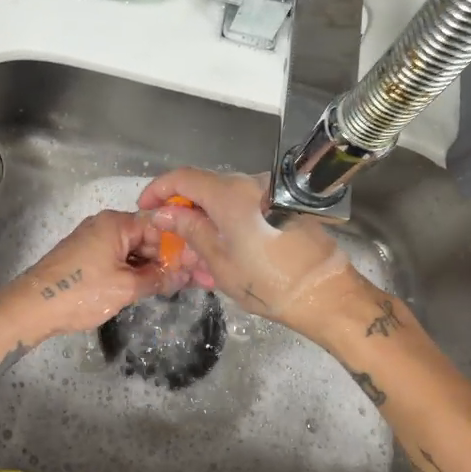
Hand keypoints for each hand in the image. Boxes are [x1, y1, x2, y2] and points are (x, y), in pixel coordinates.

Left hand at [0, 210, 190, 342]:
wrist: (32, 307)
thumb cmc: (82, 292)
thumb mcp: (126, 288)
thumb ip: (158, 279)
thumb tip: (183, 275)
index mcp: (115, 223)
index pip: (157, 226)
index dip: (176, 246)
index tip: (192, 266)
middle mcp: (103, 224)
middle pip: (143, 236)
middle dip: (162, 258)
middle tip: (182, 281)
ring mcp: (91, 239)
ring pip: (129, 249)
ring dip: (146, 267)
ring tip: (164, 287)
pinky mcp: (83, 255)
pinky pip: (114, 257)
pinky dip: (128, 270)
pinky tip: (139, 287)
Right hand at [138, 168, 360, 334]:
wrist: (324, 293)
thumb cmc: (267, 281)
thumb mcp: (219, 260)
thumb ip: (189, 230)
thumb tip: (163, 214)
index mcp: (230, 193)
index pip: (183, 178)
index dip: (159, 189)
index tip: (146, 206)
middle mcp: (250, 184)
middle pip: (205, 189)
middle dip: (184, 213)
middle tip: (171, 242)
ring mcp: (269, 195)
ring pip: (226, 203)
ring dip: (207, 225)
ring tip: (197, 261)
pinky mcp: (283, 208)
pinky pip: (245, 211)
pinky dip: (228, 228)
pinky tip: (223, 258)